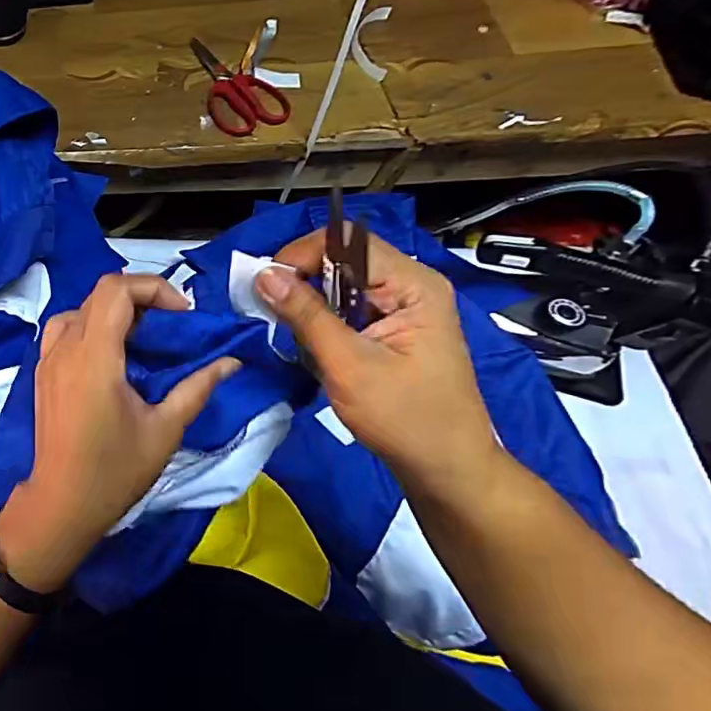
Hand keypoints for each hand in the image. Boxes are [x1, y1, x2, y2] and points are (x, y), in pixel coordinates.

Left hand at [0, 274, 240, 592]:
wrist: (61, 503)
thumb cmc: (115, 471)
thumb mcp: (165, 430)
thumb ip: (198, 388)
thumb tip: (231, 361)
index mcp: (94, 356)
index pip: (116, 290)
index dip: (153, 288)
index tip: (181, 316)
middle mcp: (65, 347)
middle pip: (100, 293)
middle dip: (141, 298)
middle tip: (170, 326)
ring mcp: (48, 358)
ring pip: (80, 308)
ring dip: (113, 311)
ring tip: (142, 339)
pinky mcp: (42, 371)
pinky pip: (64, 329)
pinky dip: (90, 325)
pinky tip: (110, 354)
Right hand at [254, 229, 500, 489]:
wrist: (446, 469)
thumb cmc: (405, 419)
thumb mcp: (348, 365)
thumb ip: (306, 315)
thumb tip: (264, 275)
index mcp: (413, 285)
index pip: (346, 242)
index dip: (301, 255)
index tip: (267, 285)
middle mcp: (410, 285)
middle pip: (341, 258)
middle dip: (301, 279)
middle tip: (270, 308)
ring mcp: (401, 306)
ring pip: (339, 283)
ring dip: (309, 302)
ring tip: (290, 330)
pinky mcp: (389, 326)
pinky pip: (345, 305)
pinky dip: (321, 319)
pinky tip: (311, 343)